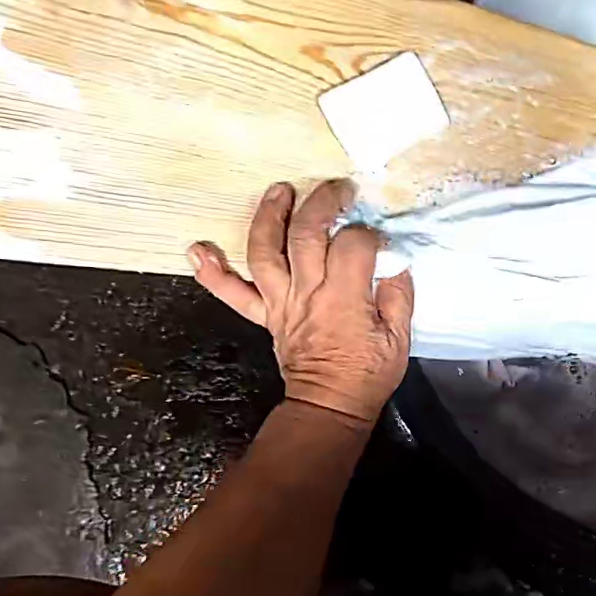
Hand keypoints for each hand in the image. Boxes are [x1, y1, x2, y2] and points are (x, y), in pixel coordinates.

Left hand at [189, 180, 413, 425]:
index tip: (377, 237)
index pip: (353, 245)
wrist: (330, 406)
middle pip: (306, 235)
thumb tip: (394, 260)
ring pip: (265, 251)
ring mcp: (280, 302)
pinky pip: (232, 293)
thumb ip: (398, 294)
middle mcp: (308, 293)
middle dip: (321, 203)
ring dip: (269, 216)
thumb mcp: (398, 338)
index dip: (367, 233)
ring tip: (280, 190)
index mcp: (345, 299)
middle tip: (336, 189)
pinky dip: (212, 272)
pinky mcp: (265, 313)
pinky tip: (196, 250)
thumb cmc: (367, 374)